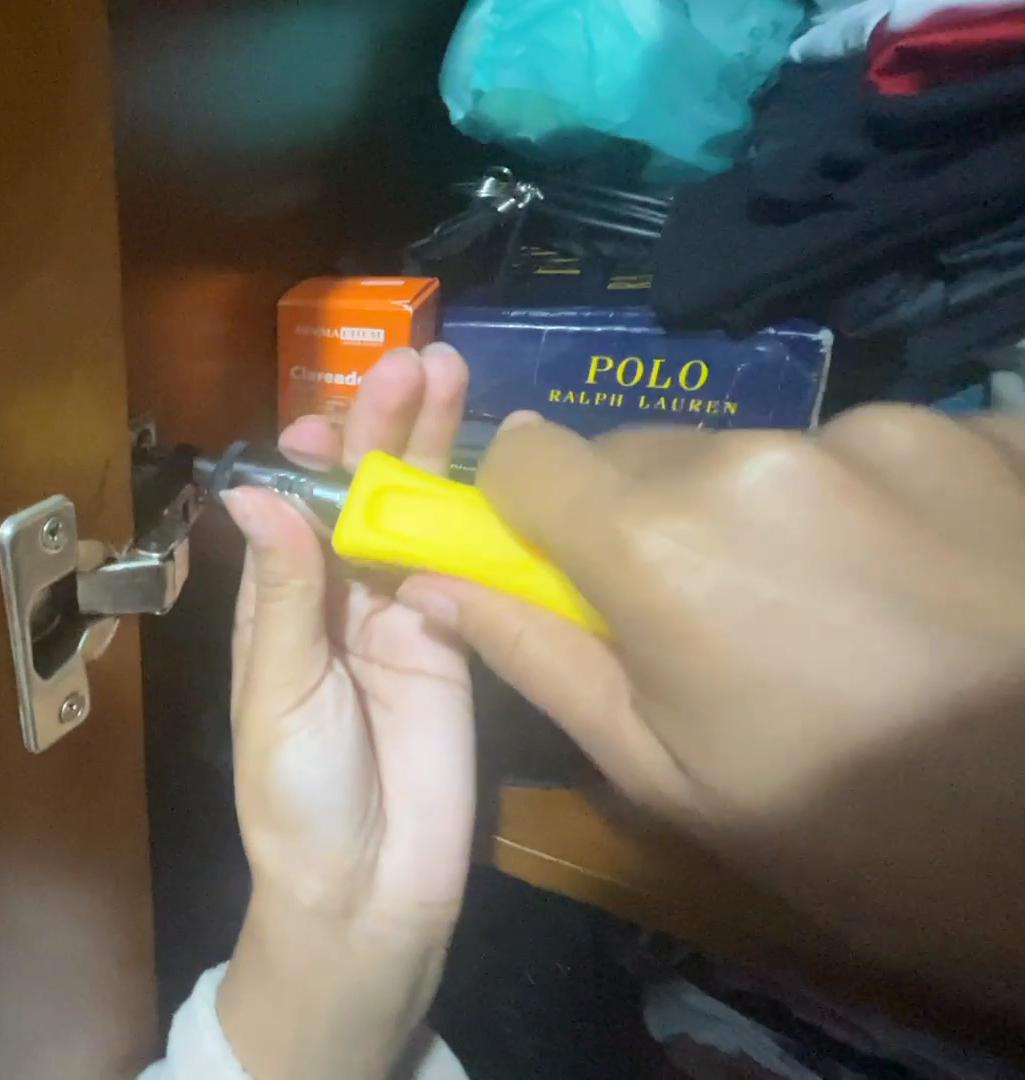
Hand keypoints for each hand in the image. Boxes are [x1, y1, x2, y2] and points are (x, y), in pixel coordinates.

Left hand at [214, 345, 475, 1078]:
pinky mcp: (461, 646)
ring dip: (433, 453)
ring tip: (447, 375)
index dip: (311, 460)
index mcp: (282, 601)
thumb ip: (280, 592)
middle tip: (409, 360)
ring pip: (420, 520)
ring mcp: (405, 616)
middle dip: (382, 432)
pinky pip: (471, 571)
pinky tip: (498, 464)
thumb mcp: (277, 686)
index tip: (321, 418)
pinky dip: (482, 521)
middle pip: (364, 499)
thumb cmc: (294, 788)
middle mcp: (341, 597)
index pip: (297, 509)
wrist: (366, 885)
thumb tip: (249, 493)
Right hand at [395, 406, 1024, 1009]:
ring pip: (739, 453)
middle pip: (628, 456)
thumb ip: (527, 652)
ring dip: (742, 510)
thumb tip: (424, 584)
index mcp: (653, 543)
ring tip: (821, 602)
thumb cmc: (848, 825)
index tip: (544, 559)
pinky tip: (917, 576)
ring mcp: (887, 434)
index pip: (522, 458)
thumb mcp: (653, 764)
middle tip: (689, 608)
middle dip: (628, 516)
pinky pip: (857, 448)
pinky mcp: (994, 430)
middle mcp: (755, 460)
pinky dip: (852, 497)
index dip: (516, 504)